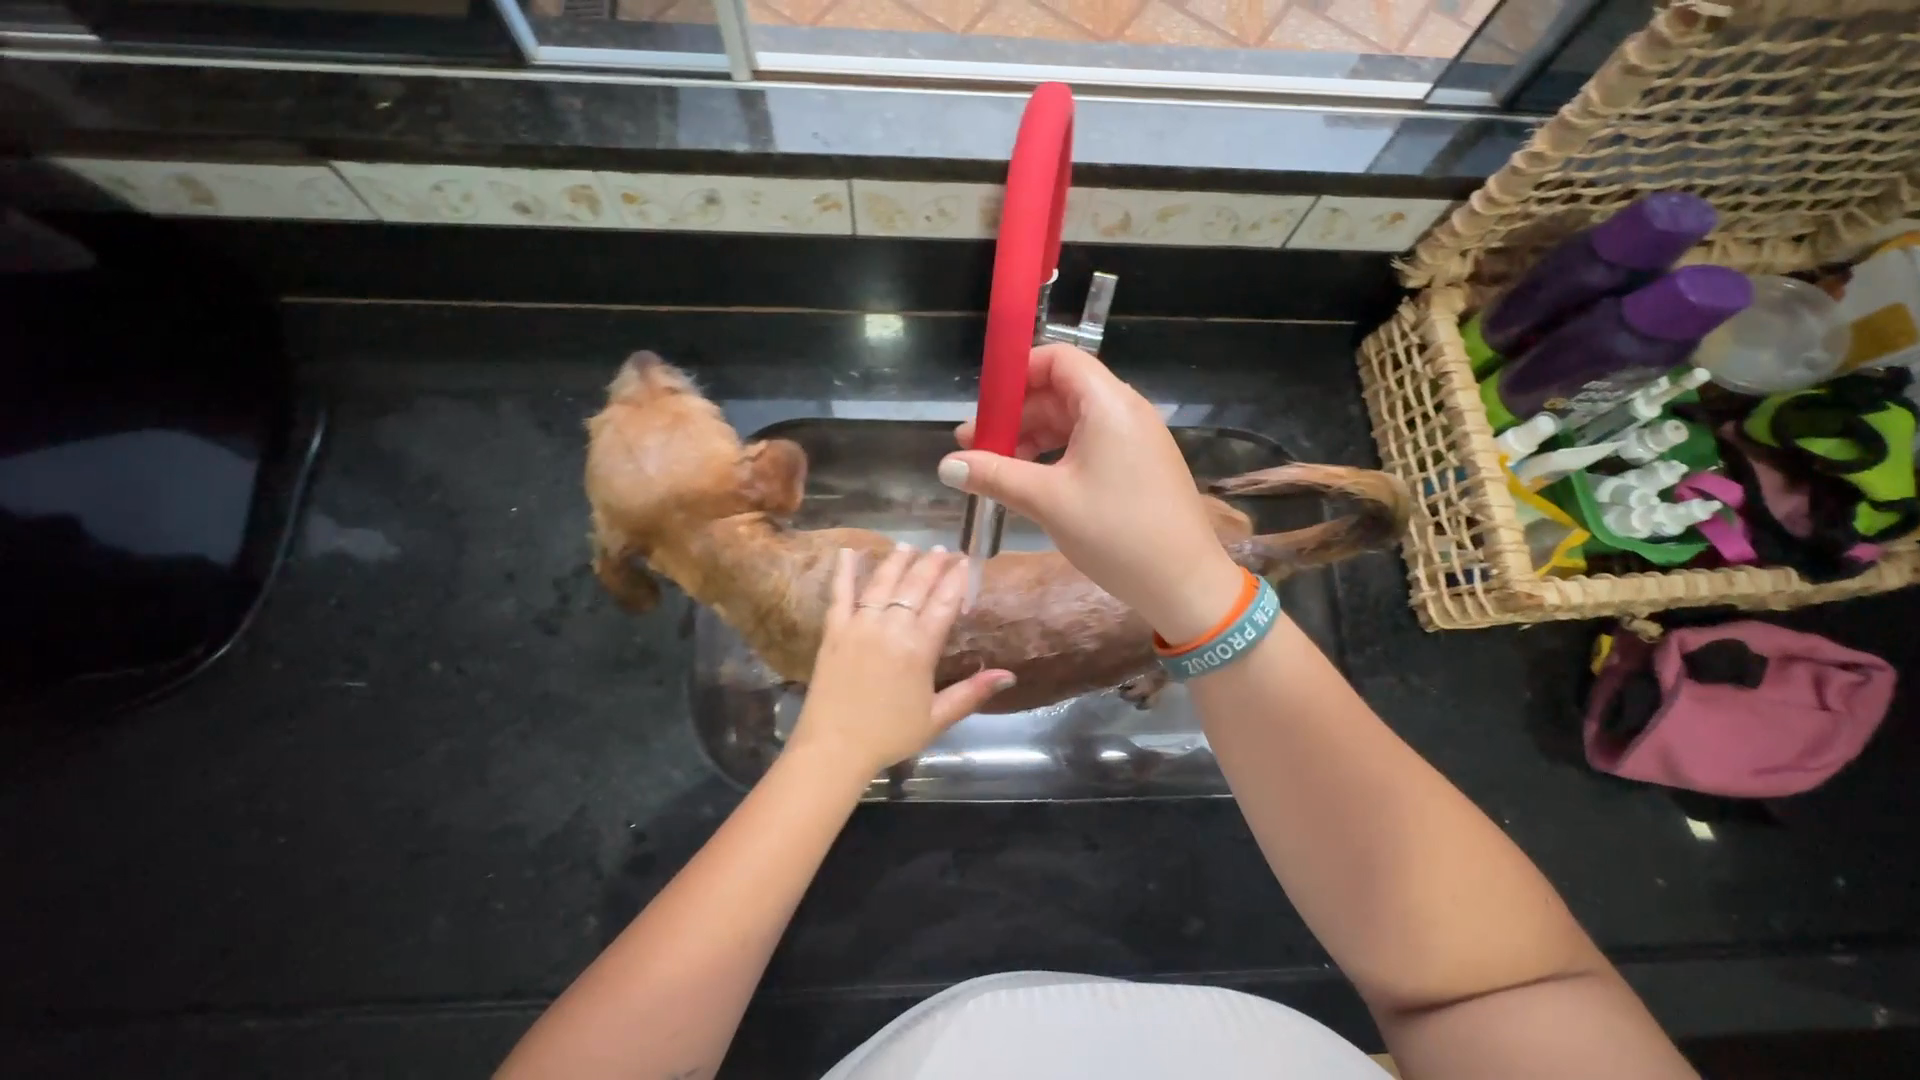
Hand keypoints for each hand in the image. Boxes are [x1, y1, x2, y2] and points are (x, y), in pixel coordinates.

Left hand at [787, 545, 1014, 775]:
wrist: (834, 748)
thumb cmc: (889, 736)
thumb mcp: (937, 719)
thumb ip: (971, 693)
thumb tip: (1008, 675)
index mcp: (919, 649)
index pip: (944, 602)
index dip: (957, 579)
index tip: (966, 561)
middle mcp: (890, 628)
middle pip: (915, 585)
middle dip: (932, 564)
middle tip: (944, 550)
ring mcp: (859, 626)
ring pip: (882, 583)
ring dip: (897, 561)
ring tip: (909, 546)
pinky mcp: (833, 632)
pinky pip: (840, 594)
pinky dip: (845, 571)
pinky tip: (849, 552)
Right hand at [939, 343, 1243, 643]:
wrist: (1184, 583)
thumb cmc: (1115, 533)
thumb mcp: (1048, 501)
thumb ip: (995, 475)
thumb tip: (946, 466)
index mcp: (1108, 403)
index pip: (1058, 359)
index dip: (1016, 373)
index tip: (983, 405)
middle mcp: (1126, 410)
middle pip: (1062, 390)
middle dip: (1016, 414)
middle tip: (975, 445)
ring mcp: (1136, 438)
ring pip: (1074, 421)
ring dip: (1033, 438)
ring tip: (996, 468)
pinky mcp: (1140, 465)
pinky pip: (1091, 444)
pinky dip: (1058, 455)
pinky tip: (1033, 482)